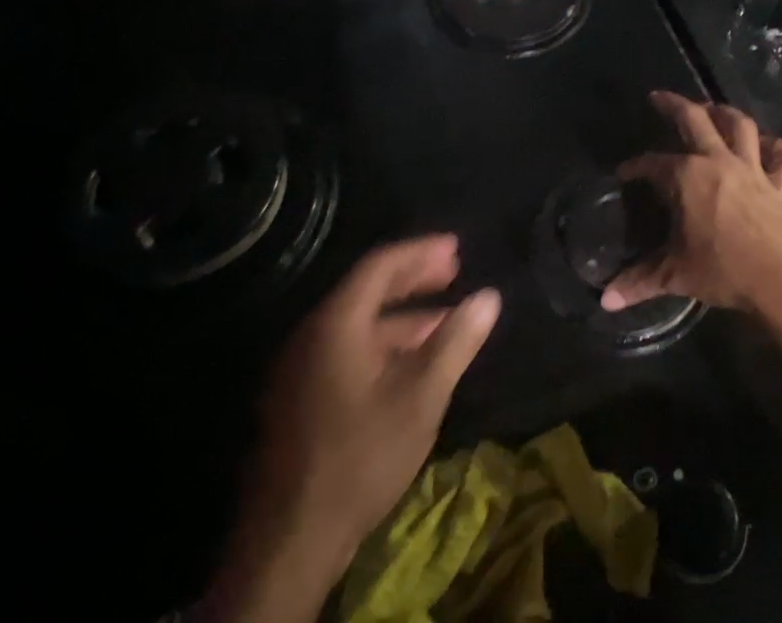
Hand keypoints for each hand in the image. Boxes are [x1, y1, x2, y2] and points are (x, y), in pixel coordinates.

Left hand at [240, 235, 499, 563]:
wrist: (292, 534)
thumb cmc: (362, 455)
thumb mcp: (421, 396)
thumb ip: (456, 341)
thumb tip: (489, 296)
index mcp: (336, 324)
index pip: (378, 266)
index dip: (420, 252)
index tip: (457, 247)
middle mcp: (311, 336)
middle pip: (365, 291)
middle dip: (412, 279)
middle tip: (454, 272)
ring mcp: (301, 369)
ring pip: (357, 325)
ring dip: (402, 317)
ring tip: (444, 321)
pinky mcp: (300, 398)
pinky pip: (347, 351)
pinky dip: (384, 345)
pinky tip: (412, 365)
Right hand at [601, 92, 781, 312]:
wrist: (775, 280)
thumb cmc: (719, 270)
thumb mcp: (673, 275)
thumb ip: (638, 282)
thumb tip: (606, 301)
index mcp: (686, 177)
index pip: (652, 164)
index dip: (635, 167)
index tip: (624, 174)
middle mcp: (718, 162)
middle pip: (695, 120)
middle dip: (674, 105)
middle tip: (659, 98)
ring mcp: (752, 170)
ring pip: (740, 126)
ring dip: (725, 113)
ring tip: (713, 109)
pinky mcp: (779, 185)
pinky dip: (778, 147)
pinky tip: (769, 144)